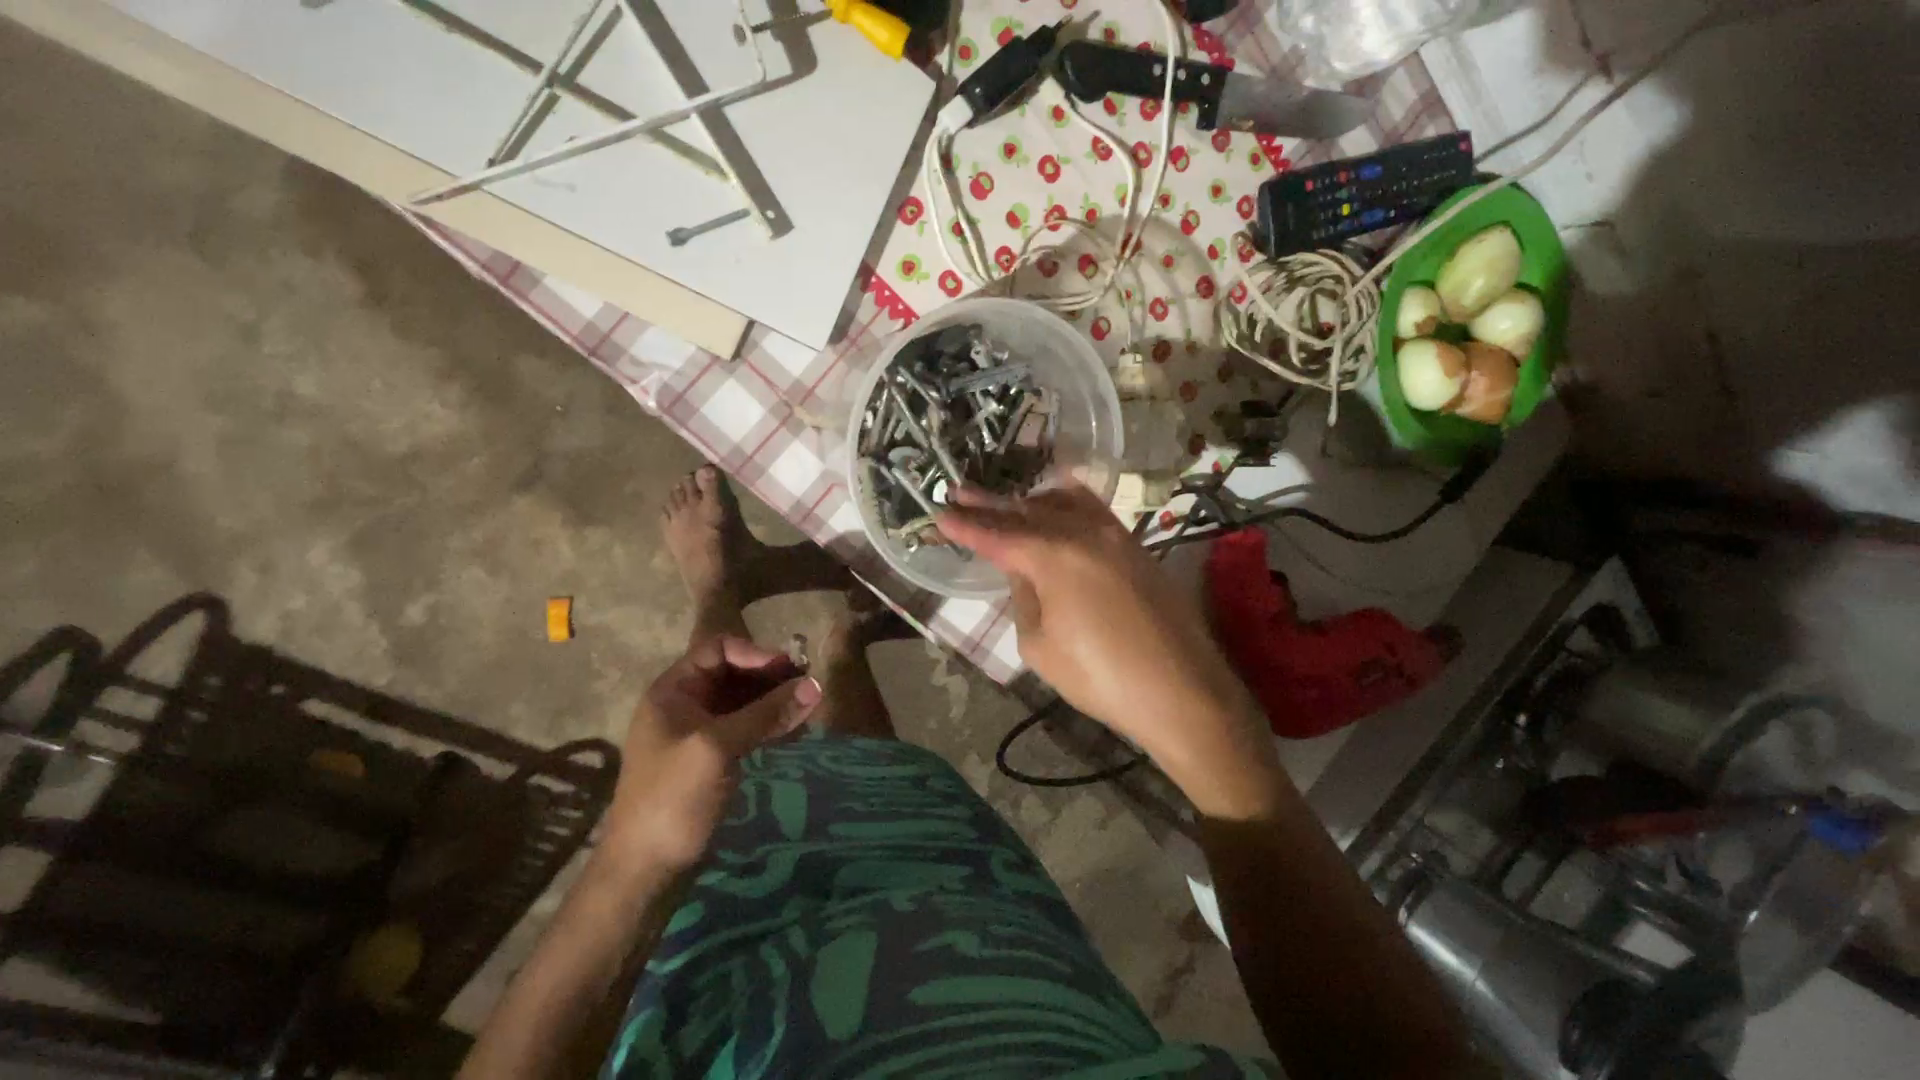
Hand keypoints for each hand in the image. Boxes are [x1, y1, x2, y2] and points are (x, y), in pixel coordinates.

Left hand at [601, 636, 820, 872]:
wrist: (646, 867)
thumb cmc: (673, 798)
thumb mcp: (718, 747)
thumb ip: (765, 714)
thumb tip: (815, 685)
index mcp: (672, 691)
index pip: (717, 649)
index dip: (755, 653)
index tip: (790, 671)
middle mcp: (684, 705)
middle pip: (733, 673)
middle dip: (771, 677)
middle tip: (809, 689)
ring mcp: (698, 734)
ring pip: (743, 702)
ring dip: (775, 701)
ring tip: (809, 708)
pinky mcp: (712, 760)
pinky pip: (746, 728)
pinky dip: (770, 725)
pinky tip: (795, 730)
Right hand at [939, 484, 1282, 813]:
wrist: (1182, 691)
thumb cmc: (1101, 677)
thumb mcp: (1040, 646)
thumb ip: (1025, 598)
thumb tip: (1027, 573)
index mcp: (1053, 556)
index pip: (997, 535)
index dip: (965, 526)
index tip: (939, 513)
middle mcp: (1084, 533)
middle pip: (1027, 512)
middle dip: (990, 504)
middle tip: (959, 491)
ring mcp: (1116, 537)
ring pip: (1063, 504)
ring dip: (1029, 501)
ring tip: (1005, 501)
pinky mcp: (1137, 549)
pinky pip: (1093, 513)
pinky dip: (1067, 506)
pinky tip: (1057, 507)